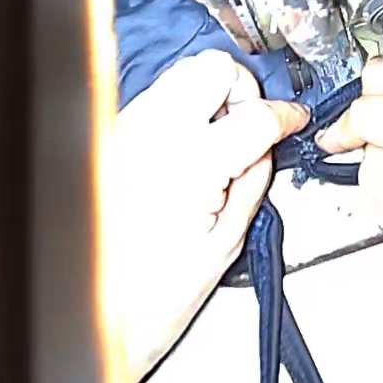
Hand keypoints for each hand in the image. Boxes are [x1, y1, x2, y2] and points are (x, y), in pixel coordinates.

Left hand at [109, 50, 307, 382]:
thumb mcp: (225, 243)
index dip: (285, 115)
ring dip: (213, 92)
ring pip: (185, 70)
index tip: (292, 119)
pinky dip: (187, 105)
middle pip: (216, 66)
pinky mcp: (117, 131)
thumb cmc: (149, 298)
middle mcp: (154, 132)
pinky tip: (194, 142)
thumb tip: (267, 143)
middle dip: (244, 87)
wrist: (89, 316)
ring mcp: (129, 126)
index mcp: (191, 163)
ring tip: (221, 134)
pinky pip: (163, 94)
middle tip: (252, 119)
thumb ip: (253, 179)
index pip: (255, 114)